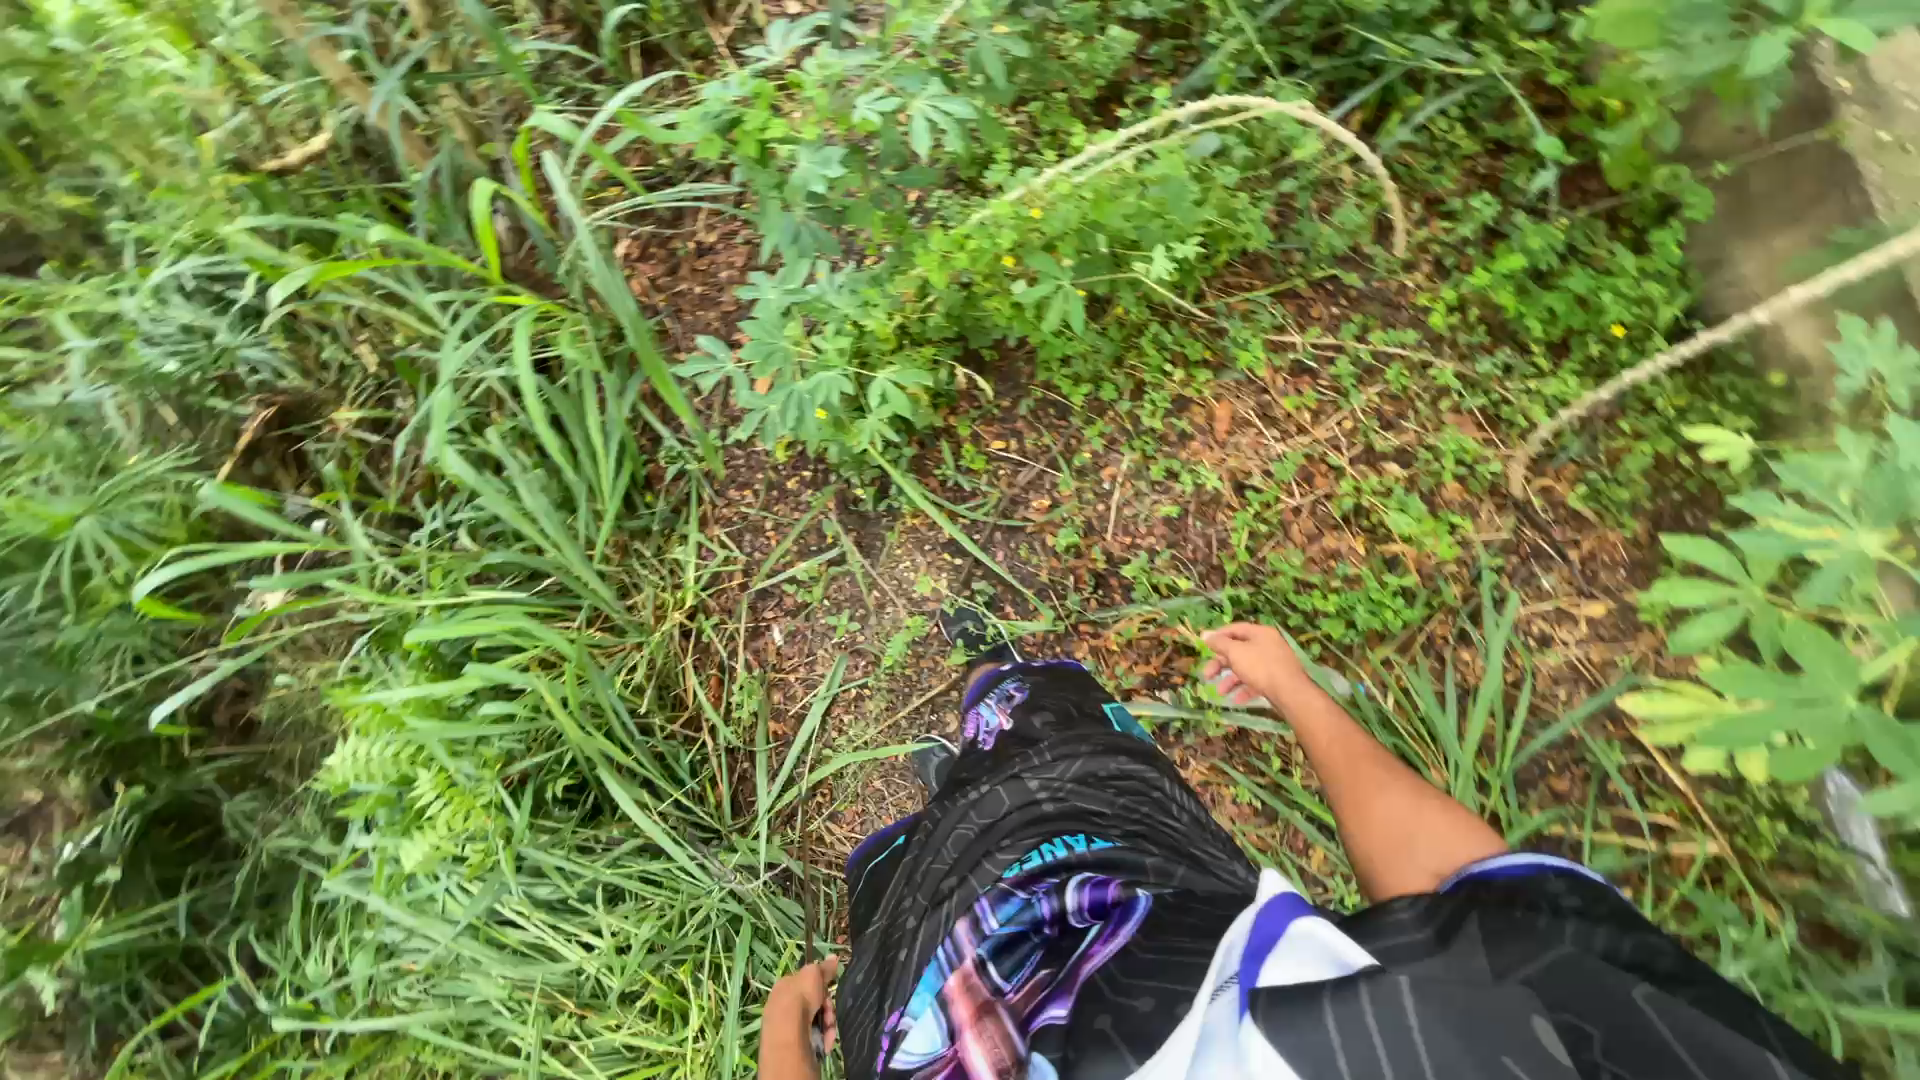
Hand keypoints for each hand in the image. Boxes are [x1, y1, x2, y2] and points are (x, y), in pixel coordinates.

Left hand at [768, 955, 838, 1054]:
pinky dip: (821, 1038)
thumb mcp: (815, 974)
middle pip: (812, 1003)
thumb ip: (825, 968)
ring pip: (814, 1021)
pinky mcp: (791, 1045)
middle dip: (826, 1008)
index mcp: (784, 985)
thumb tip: (834, 956)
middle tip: (829, 1012)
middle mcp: (782, 1005)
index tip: (828, 990)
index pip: (805, 983)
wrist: (788, 1032)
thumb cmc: (800, 997)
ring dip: (826, 1024)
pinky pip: (812, 1037)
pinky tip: (824, 1041)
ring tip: (828, 1030)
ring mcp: (785, 1026)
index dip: (820, 986)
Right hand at [1201, 623, 1308, 705]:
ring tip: (1220, 692)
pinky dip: (1244, 689)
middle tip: (1207, 674)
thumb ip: (1219, 643)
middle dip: (1220, 664)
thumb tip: (1205, 634)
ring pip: (1245, 668)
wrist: (1290, 693)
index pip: (1234, 629)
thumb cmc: (1260, 667)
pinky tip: (1236, 700)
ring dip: (1230, 680)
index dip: (1217, 637)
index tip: (1204, 646)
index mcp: (1259, 633)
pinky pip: (1255, 681)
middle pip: (1238, 650)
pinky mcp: (1275, 680)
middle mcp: (1267, 645)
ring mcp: (1272, 663)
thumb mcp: (1235, 652)